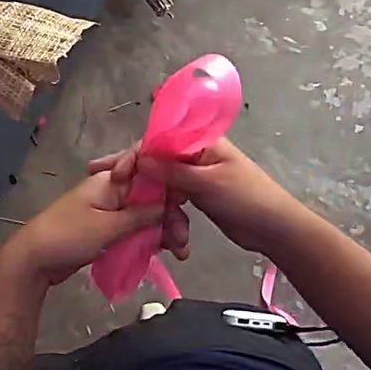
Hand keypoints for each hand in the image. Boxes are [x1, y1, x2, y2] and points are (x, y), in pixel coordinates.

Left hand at [0, 169, 186, 286]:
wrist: (34, 261)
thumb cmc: (68, 235)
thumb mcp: (108, 226)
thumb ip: (141, 215)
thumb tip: (168, 204)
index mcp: (111, 179)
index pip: (148, 168)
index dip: (170, 180)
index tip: (187, 199)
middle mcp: (115, 190)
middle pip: (153, 195)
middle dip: (172, 214)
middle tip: (183, 240)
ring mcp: (113, 210)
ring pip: (149, 214)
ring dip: (166, 229)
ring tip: (180, 252)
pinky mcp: (111, 229)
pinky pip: (139, 228)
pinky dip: (153, 238)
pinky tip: (168, 251)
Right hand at [95, 138, 305, 256]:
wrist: (275, 229)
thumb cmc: (247, 198)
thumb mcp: (208, 184)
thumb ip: (173, 172)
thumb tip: (140, 159)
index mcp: (200, 142)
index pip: (158, 140)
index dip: (134, 154)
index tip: (114, 172)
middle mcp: (194, 154)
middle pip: (155, 159)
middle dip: (129, 170)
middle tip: (95, 174)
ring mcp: (195, 175)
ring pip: (161, 181)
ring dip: (147, 197)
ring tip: (119, 206)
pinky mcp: (197, 195)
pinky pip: (171, 198)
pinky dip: (162, 209)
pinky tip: (147, 219)